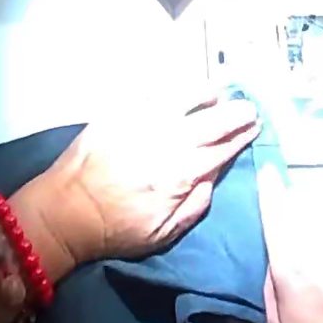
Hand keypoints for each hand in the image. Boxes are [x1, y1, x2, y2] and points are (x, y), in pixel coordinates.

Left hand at [14, 93, 259, 266]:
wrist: (66, 210)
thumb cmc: (115, 228)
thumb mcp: (164, 233)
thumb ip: (196, 204)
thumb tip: (213, 175)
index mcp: (179, 174)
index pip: (221, 150)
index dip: (242, 137)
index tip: (255, 128)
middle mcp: (165, 141)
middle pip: (210, 121)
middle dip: (234, 112)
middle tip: (248, 107)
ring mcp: (141, 122)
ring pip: (183, 98)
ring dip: (205, 94)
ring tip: (216, 93)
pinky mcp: (119, 111)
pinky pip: (151, 92)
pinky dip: (170, 89)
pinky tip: (179, 91)